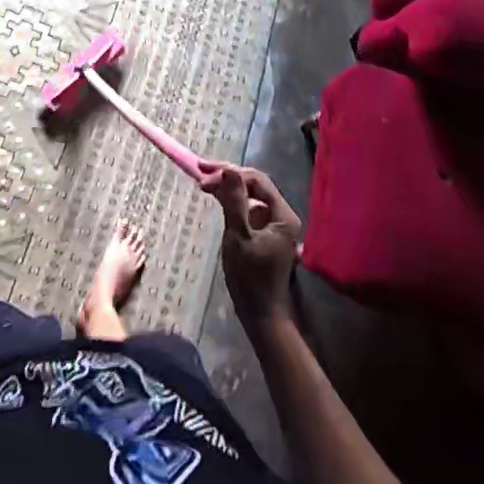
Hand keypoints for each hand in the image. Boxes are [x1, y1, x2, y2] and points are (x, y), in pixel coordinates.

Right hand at [197, 161, 302, 329]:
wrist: (260, 315)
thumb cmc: (250, 278)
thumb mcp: (238, 237)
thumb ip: (234, 202)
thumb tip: (229, 170)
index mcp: (283, 214)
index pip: (257, 180)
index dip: (230, 173)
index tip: (204, 176)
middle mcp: (282, 215)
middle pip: (255, 184)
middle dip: (228, 176)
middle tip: (201, 169)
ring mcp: (274, 224)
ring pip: (251, 195)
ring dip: (229, 187)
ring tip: (205, 182)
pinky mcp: (265, 233)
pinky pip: (248, 208)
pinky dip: (232, 202)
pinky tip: (217, 199)